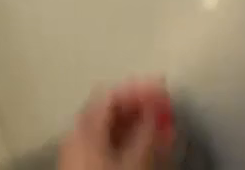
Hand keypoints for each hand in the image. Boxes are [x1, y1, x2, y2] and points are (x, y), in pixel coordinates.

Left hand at [57, 83, 174, 169]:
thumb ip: (148, 125)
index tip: (163, 88)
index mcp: (84, 128)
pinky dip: (133, 141)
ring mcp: (80, 156)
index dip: (140, 86)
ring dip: (142, 124)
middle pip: (113, 109)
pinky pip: (112, 146)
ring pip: (115, 129)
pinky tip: (152, 147)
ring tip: (166, 128)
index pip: (112, 93)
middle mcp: (78, 137)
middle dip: (143, 105)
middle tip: (166, 107)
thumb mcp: (135, 157)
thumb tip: (159, 104)